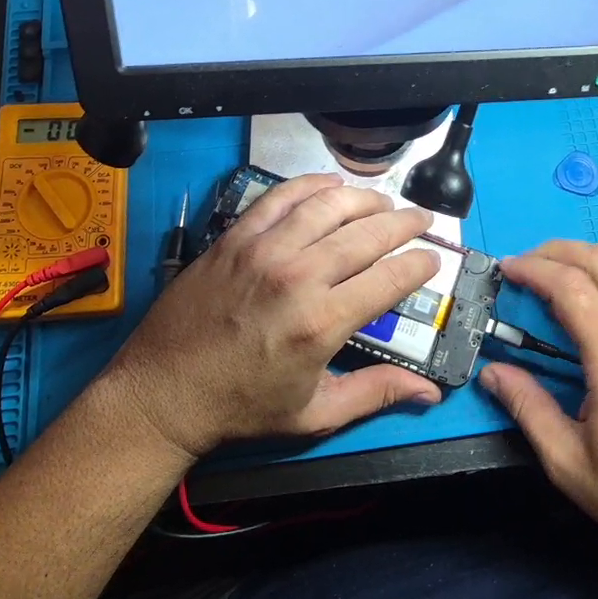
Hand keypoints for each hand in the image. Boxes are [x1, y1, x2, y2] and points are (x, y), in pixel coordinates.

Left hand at [100, 174, 442, 461]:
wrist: (164, 392)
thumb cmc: (242, 407)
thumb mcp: (314, 413)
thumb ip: (375, 393)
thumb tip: (431, 392)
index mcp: (322, 323)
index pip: (390, 279)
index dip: (420, 264)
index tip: (433, 258)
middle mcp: (298, 277)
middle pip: (367, 234)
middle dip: (405, 223)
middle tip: (422, 219)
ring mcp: (264, 251)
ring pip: (328, 206)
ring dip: (365, 199)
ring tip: (384, 202)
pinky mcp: (235, 238)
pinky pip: (281, 198)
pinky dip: (311, 185)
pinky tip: (331, 185)